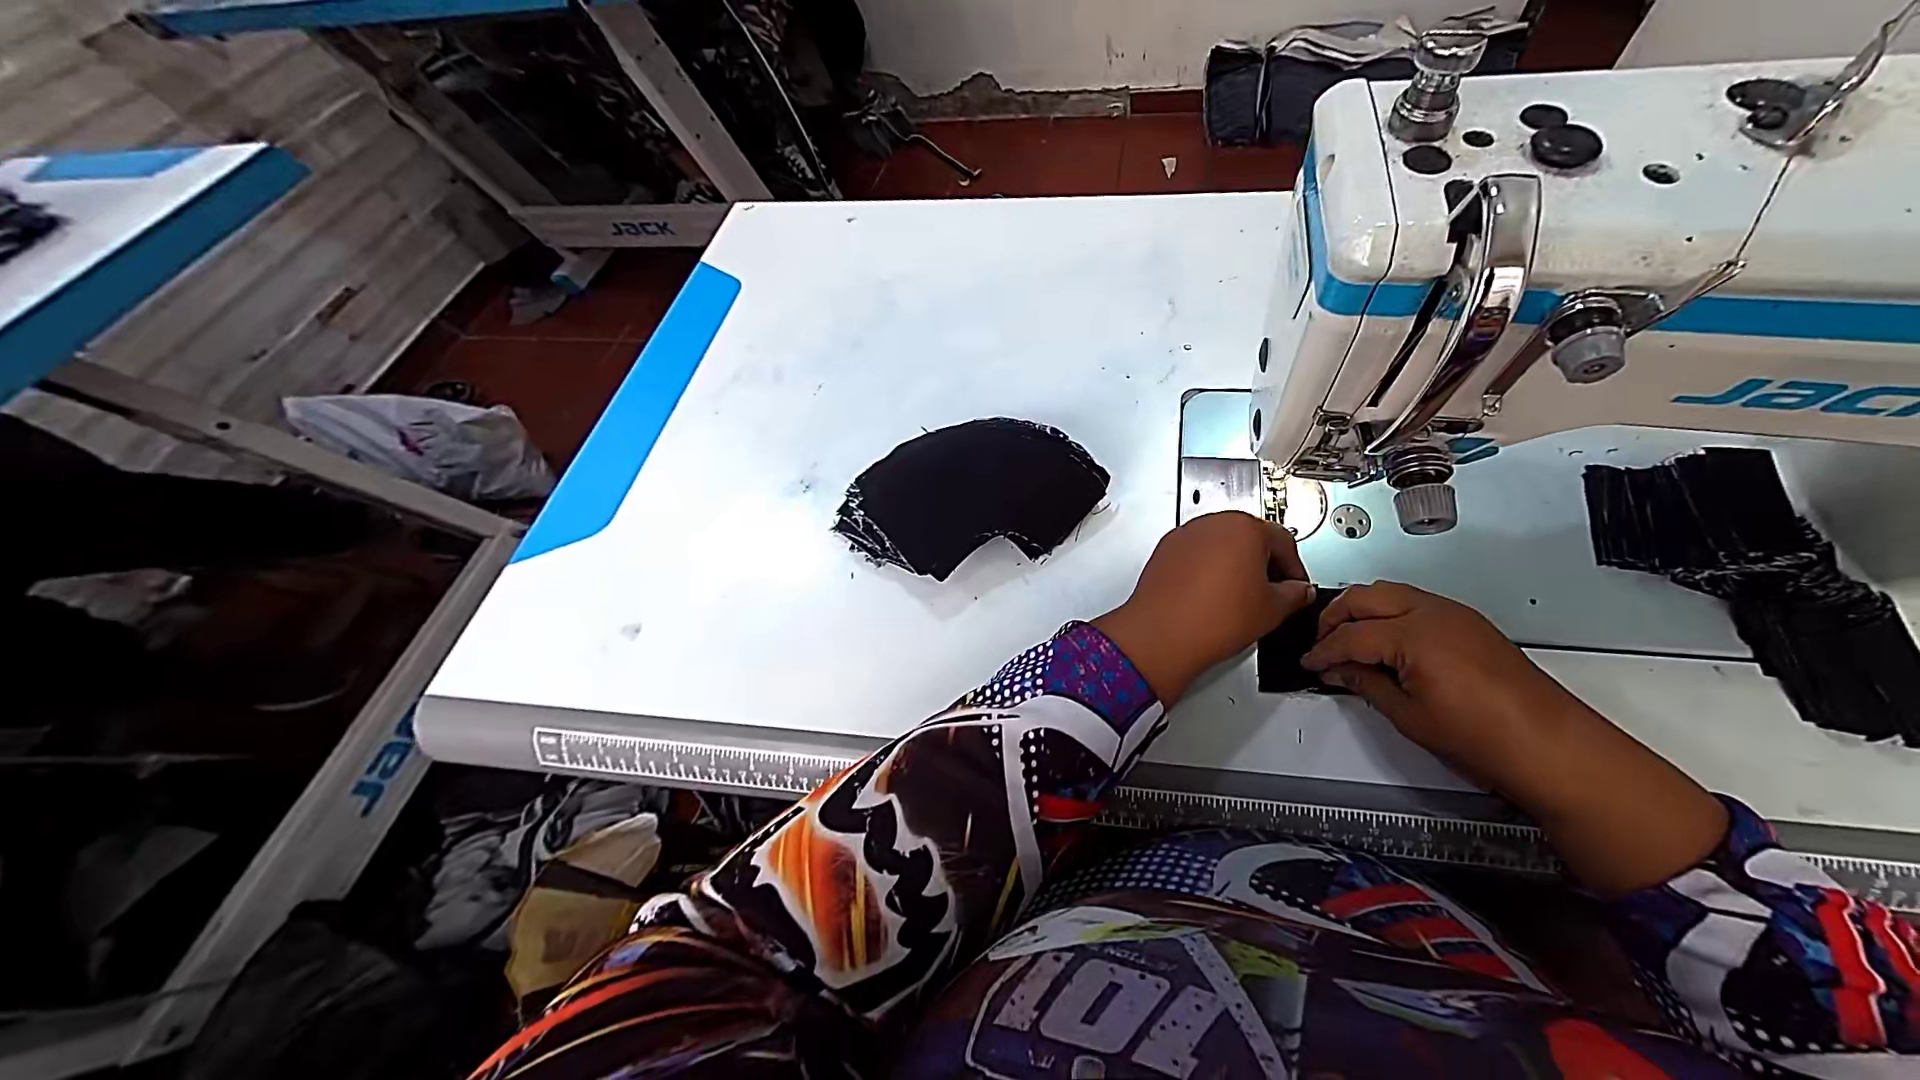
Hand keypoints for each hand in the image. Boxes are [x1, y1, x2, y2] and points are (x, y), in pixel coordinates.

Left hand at [1093, 512, 1313, 703]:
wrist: (1163, 635)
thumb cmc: (1209, 619)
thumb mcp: (1271, 610)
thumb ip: (1294, 594)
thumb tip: (1297, 591)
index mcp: (1243, 528)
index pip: (1283, 540)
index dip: (1294, 567)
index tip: (1295, 584)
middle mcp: (1211, 525)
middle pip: (1249, 537)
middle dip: (1263, 563)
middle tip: (1271, 590)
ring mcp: (1184, 537)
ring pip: (1220, 544)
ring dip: (1234, 565)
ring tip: (1239, 596)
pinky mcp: (1164, 552)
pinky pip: (1195, 555)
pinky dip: (1206, 569)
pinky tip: (1211, 596)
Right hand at [1300, 583, 1575, 780]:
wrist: (1553, 749)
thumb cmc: (1494, 738)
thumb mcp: (1409, 716)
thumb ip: (1366, 684)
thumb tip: (1342, 670)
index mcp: (1415, 635)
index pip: (1350, 634)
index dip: (1323, 650)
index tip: (1312, 661)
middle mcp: (1435, 614)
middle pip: (1363, 597)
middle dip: (1334, 618)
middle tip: (1322, 644)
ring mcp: (1456, 615)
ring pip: (1389, 592)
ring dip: (1361, 610)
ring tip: (1348, 640)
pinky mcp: (1470, 623)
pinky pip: (1415, 602)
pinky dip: (1389, 613)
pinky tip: (1383, 638)